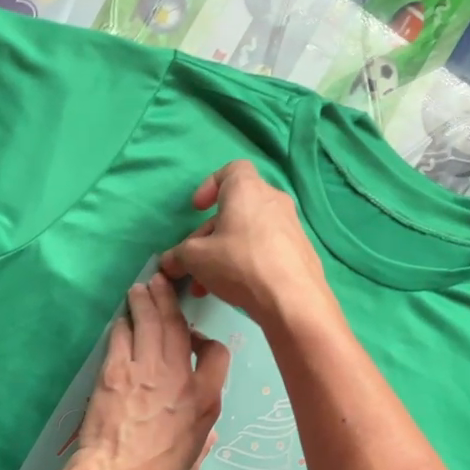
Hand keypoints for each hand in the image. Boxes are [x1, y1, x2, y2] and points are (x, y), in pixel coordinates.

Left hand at [68, 273, 229, 469]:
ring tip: (141, 288)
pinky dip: (122, 325)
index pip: (217, 353)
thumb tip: (206, 432)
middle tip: (162, 281)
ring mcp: (144, 370)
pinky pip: (120, 338)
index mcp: (205, 399)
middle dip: (169, 300)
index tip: (196, 339)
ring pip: (148, 323)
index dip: (207, 341)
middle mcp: (178, 377)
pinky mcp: (114, 371)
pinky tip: (121, 319)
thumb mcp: (195, 458)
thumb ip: (203, 438)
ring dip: (145, 301)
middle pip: (178, 326)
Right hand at [160, 160, 340, 333]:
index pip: (232, 170)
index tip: (197, 209)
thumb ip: (178, 255)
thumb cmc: (239, 264)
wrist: (293, 300)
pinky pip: (265, 248)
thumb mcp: (195, 258)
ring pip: (247, 232)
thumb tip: (168, 262)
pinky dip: (245, 261)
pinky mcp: (300, 251)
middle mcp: (272, 201)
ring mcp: (290, 226)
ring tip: (206, 284)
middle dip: (209, 234)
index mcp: (247, 190)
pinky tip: (233, 289)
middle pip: (235, 209)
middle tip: (192, 261)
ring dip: (223, 253)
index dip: (210, 185)